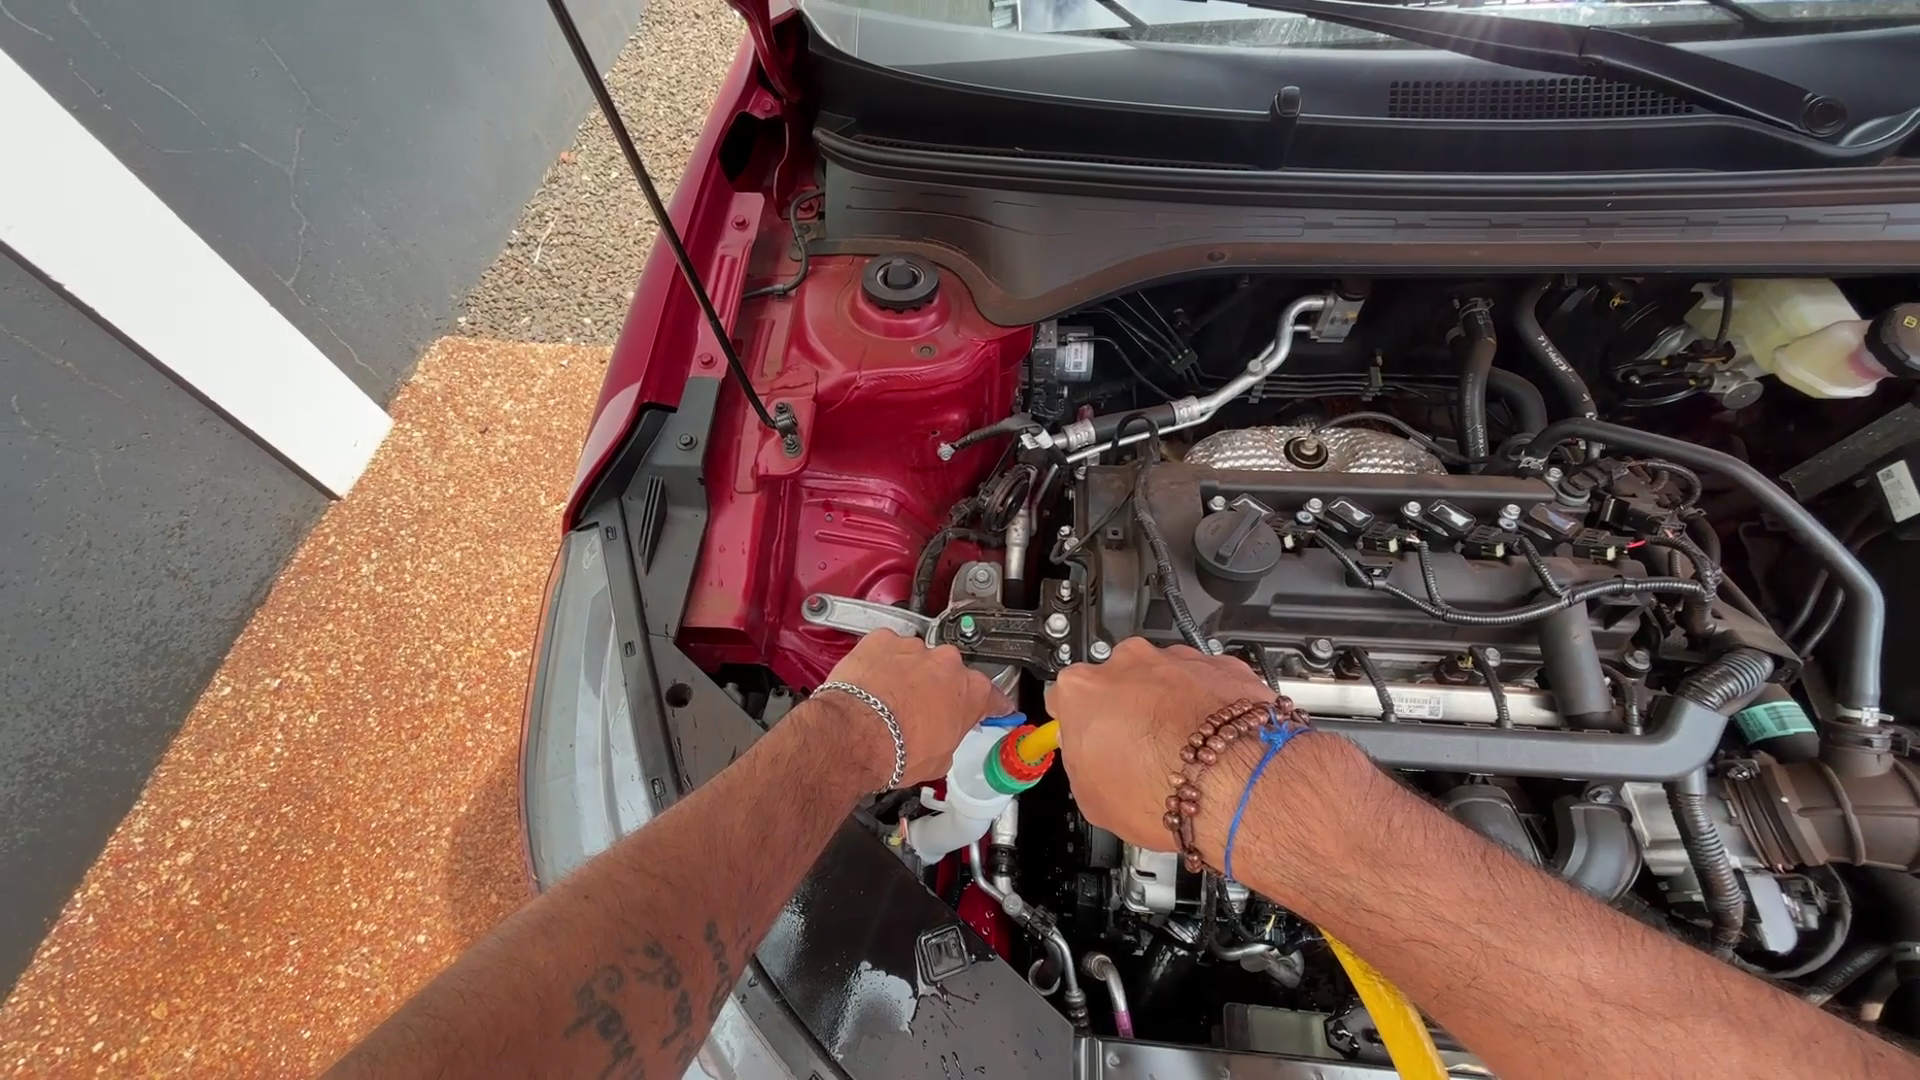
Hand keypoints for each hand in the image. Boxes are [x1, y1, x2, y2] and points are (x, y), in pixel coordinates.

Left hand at [821, 630, 1012, 786]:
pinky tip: (874, 682)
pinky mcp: (883, 640)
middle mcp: (946, 663)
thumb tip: (941, 738)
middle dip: (939, 689)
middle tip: (923, 711)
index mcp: (969, 691)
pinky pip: (888, 647)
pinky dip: (882, 661)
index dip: (992, 705)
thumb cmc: (895, 749)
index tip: (993, 707)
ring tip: (891, 700)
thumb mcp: (939, 760)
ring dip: (909, 674)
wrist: (853, 735)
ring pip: (918, 658)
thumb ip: (950, 737)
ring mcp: (914, 648)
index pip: (993, 695)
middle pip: (950, 672)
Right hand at [1047, 638, 1275, 851]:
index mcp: (1082, 689)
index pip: (1062, 699)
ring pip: (1161, 679)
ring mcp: (1174, 659)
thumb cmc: (1166, 788)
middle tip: (1138, 752)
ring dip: (1167, 706)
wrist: (1238, 784)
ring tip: (1182, 752)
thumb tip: (1089, 762)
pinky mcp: (1218, 664)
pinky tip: (1212, 742)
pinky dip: (1206, 704)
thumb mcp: (1092, 798)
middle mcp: (1127, 662)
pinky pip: (1204, 682)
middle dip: (1123, 711)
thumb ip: (1081, 764)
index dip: (1076, 725)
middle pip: (1115, 683)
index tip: (1087, 741)